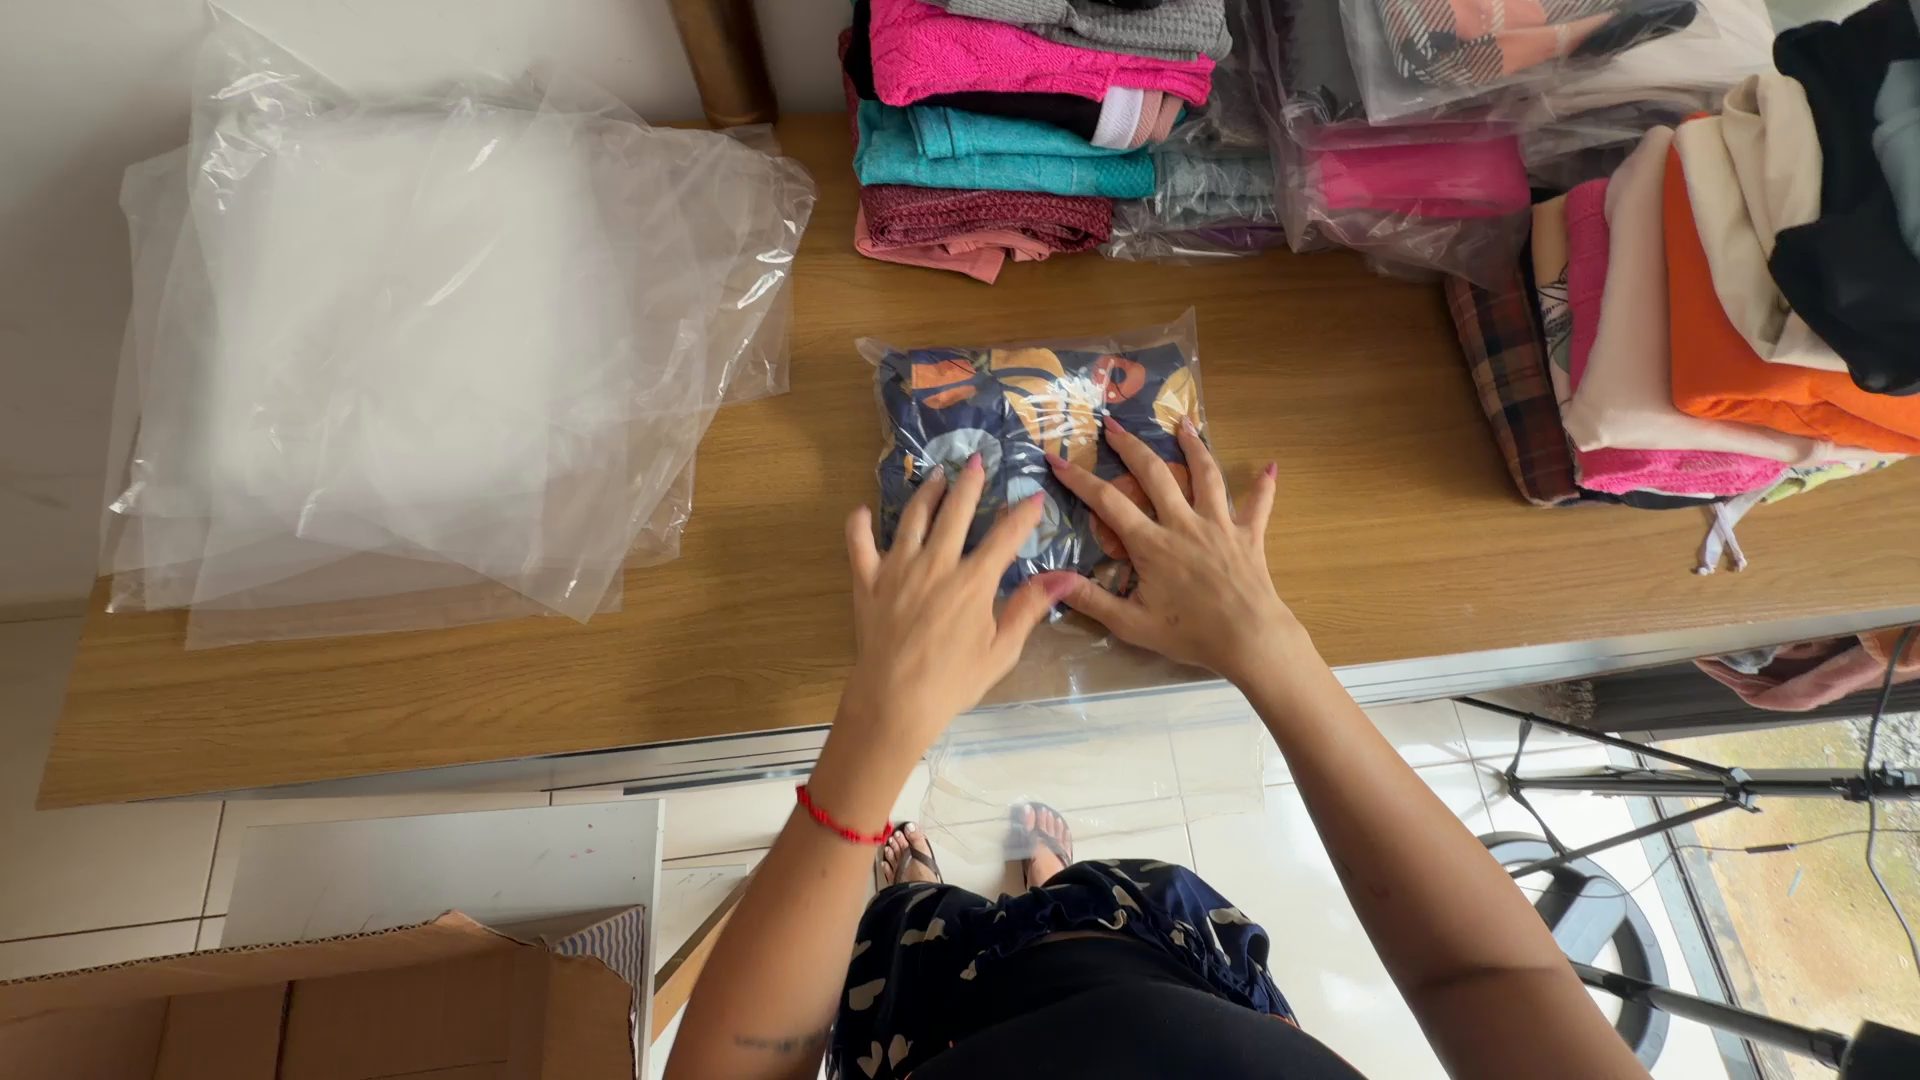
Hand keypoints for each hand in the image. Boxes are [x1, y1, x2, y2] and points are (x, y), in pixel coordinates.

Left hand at [839, 454, 1070, 759]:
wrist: (895, 701)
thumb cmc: (953, 681)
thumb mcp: (1002, 649)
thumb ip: (1030, 607)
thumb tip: (1065, 576)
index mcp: (973, 582)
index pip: (1005, 537)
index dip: (1023, 515)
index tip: (1033, 496)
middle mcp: (936, 564)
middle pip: (956, 513)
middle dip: (970, 484)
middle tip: (976, 460)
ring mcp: (898, 569)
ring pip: (913, 519)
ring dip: (926, 493)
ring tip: (935, 475)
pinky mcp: (868, 581)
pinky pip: (859, 544)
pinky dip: (859, 526)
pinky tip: (861, 510)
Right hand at [1044, 416, 1306, 687]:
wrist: (1249, 640)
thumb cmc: (1189, 634)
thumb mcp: (1130, 624)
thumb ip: (1090, 600)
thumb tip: (1050, 579)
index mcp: (1151, 543)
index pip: (1107, 502)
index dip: (1078, 479)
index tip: (1056, 459)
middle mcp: (1184, 523)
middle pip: (1154, 474)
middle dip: (1130, 446)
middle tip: (1113, 425)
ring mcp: (1219, 525)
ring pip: (1206, 475)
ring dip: (1193, 446)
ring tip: (1183, 423)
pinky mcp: (1248, 535)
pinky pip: (1258, 505)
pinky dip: (1264, 486)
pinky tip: (1270, 467)